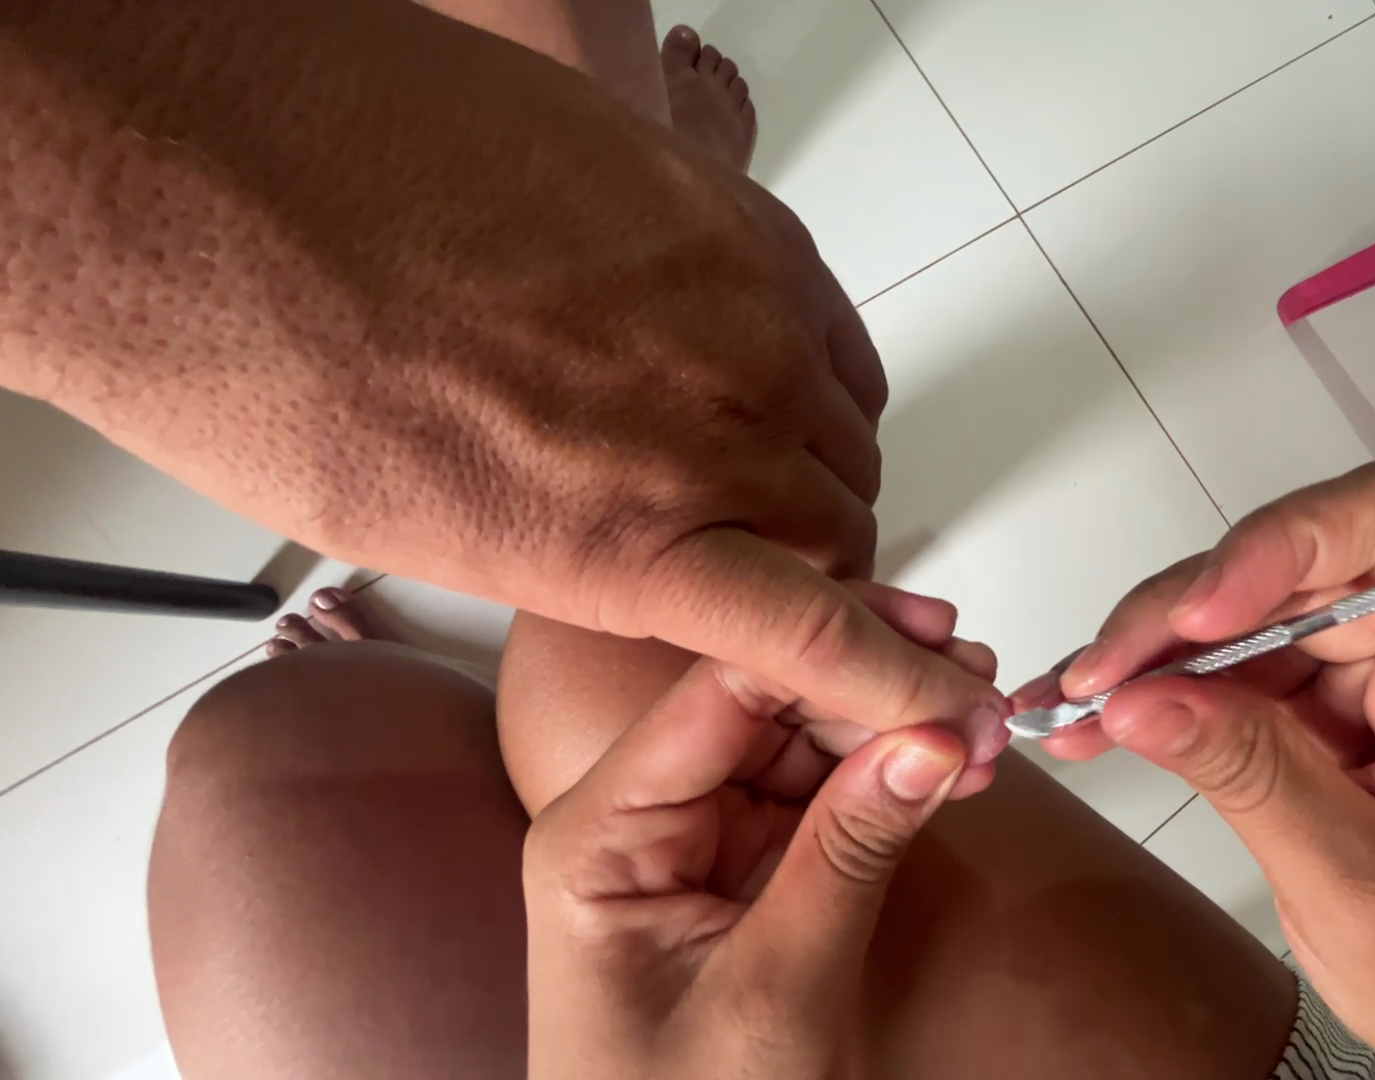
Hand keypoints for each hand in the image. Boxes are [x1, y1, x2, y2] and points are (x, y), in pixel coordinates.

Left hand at [3, 0, 1003, 742]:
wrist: (222, 160)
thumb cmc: (296, 364)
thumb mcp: (461, 543)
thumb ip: (625, 575)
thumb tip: (722, 579)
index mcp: (621, 537)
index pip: (820, 635)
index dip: (906, 685)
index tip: (960, 712)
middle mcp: (709, 427)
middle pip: (844, 529)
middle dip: (815, 557)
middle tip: (756, 543)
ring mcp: (740, 313)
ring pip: (850, 436)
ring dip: (813, 465)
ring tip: (732, 446)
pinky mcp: (746, 229)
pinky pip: (840, 346)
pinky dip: (818, 382)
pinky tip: (751, 373)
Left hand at [522, 585, 986, 1078]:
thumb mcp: (778, 993)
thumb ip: (852, 851)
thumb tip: (934, 736)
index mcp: (604, 829)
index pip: (724, 693)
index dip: (835, 660)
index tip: (936, 664)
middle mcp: (647, 807)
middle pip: (771, 699)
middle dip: (879, 686)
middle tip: (977, 680)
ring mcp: (703, 823)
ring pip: (809, 733)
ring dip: (898, 721)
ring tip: (982, 717)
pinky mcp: (750, 846)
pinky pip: (827, 781)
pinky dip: (894, 769)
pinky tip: (952, 765)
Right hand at [1032, 461, 1374, 1079]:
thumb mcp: (1360, 894)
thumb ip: (1253, 779)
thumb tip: (1135, 699)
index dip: (1294, 538)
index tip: (1199, 615)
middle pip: (1286, 565)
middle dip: (1177, 614)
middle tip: (1092, 679)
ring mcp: (1352, 665)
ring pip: (1228, 607)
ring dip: (1140, 649)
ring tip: (1069, 704)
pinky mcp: (1296, 691)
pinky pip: (1206, 661)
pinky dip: (1139, 683)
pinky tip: (1080, 714)